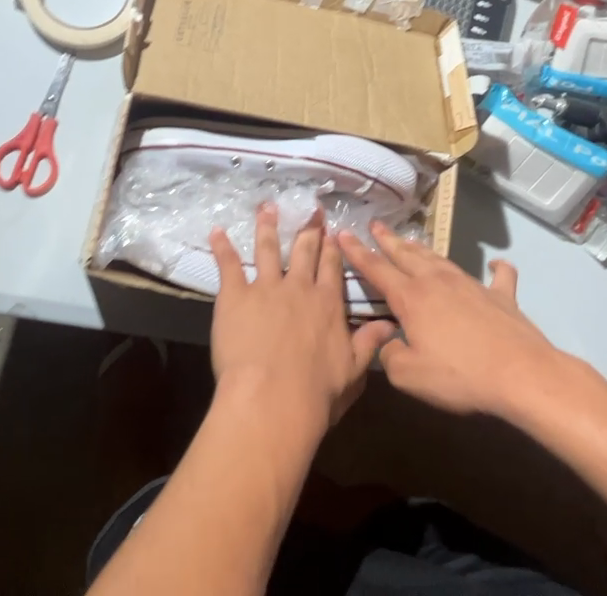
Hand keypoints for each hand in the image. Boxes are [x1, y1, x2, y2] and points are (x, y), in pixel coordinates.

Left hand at [209, 204, 396, 434]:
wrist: (273, 397)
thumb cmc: (316, 391)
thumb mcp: (353, 370)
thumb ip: (369, 343)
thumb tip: (390, 324)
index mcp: (327, 304)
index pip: (331, 267)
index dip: (332, 248)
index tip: (332, 230)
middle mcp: (299, 288)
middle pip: (304, 251)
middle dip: (308, 230)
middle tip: (309, 211)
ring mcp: (266, 287)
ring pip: (268, 250)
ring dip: (268, 227)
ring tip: (267, 208)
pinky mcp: (235, 295)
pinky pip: (228, 265)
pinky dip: (221, 247)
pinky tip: (216, 233)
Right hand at [338, 225, 579, 420]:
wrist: (520, 374)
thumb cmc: (459, 375)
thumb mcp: (408, 375)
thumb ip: (389, 355)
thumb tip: (389, 341)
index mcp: (412, 297)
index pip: (377, 269)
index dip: (357, 252)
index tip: (343, 234)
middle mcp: (438, 282)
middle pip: (407, 255)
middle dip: (388, 241)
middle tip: (375, 225)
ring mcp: (472, 285)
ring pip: (441, 260)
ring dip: (423, 250)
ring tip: (411, 242)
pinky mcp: (502, 297)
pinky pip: (499, 276)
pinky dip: (497, 269)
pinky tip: (498, 264)